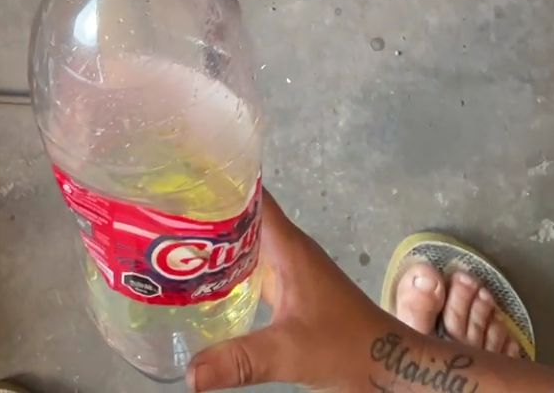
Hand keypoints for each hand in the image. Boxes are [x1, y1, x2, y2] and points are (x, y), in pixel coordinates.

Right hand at [188, 195, 404, 391]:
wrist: (390, 368)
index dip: (220, 181)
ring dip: (215, 240)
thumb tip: (187, 376)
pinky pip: (252, 264)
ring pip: (246, 240)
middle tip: (163, 213)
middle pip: (242, 214)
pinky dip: (227, 265)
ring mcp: (289, 267)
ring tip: (171, 240)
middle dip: (207, 211)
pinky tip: (201, 279)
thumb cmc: (345, 345)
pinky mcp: (290, 288)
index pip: (251, 194)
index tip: (183, 180)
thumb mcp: (288, 353)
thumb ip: (238, 361)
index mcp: (286, 244)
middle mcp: (286, 247)